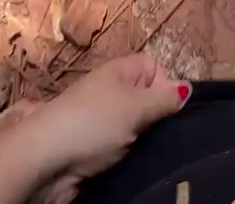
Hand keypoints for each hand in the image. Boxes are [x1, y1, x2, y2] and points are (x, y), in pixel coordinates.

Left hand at [17, 54, 188, 200]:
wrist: (46, 159)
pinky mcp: (95, 148)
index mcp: (120, 71)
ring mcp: (102, 120)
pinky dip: (131, 156)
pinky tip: (137, 166)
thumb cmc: (93, 123)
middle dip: (159, 118)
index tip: (170, 109)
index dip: (166, 85)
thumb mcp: (135, 107)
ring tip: (154, 154)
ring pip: (137, 127)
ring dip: (145, 141)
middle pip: (147, 99)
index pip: (155, 67)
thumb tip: (188, 87)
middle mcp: (112, 91)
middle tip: (167, 137)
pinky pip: (123, 147)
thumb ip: (163, 99)